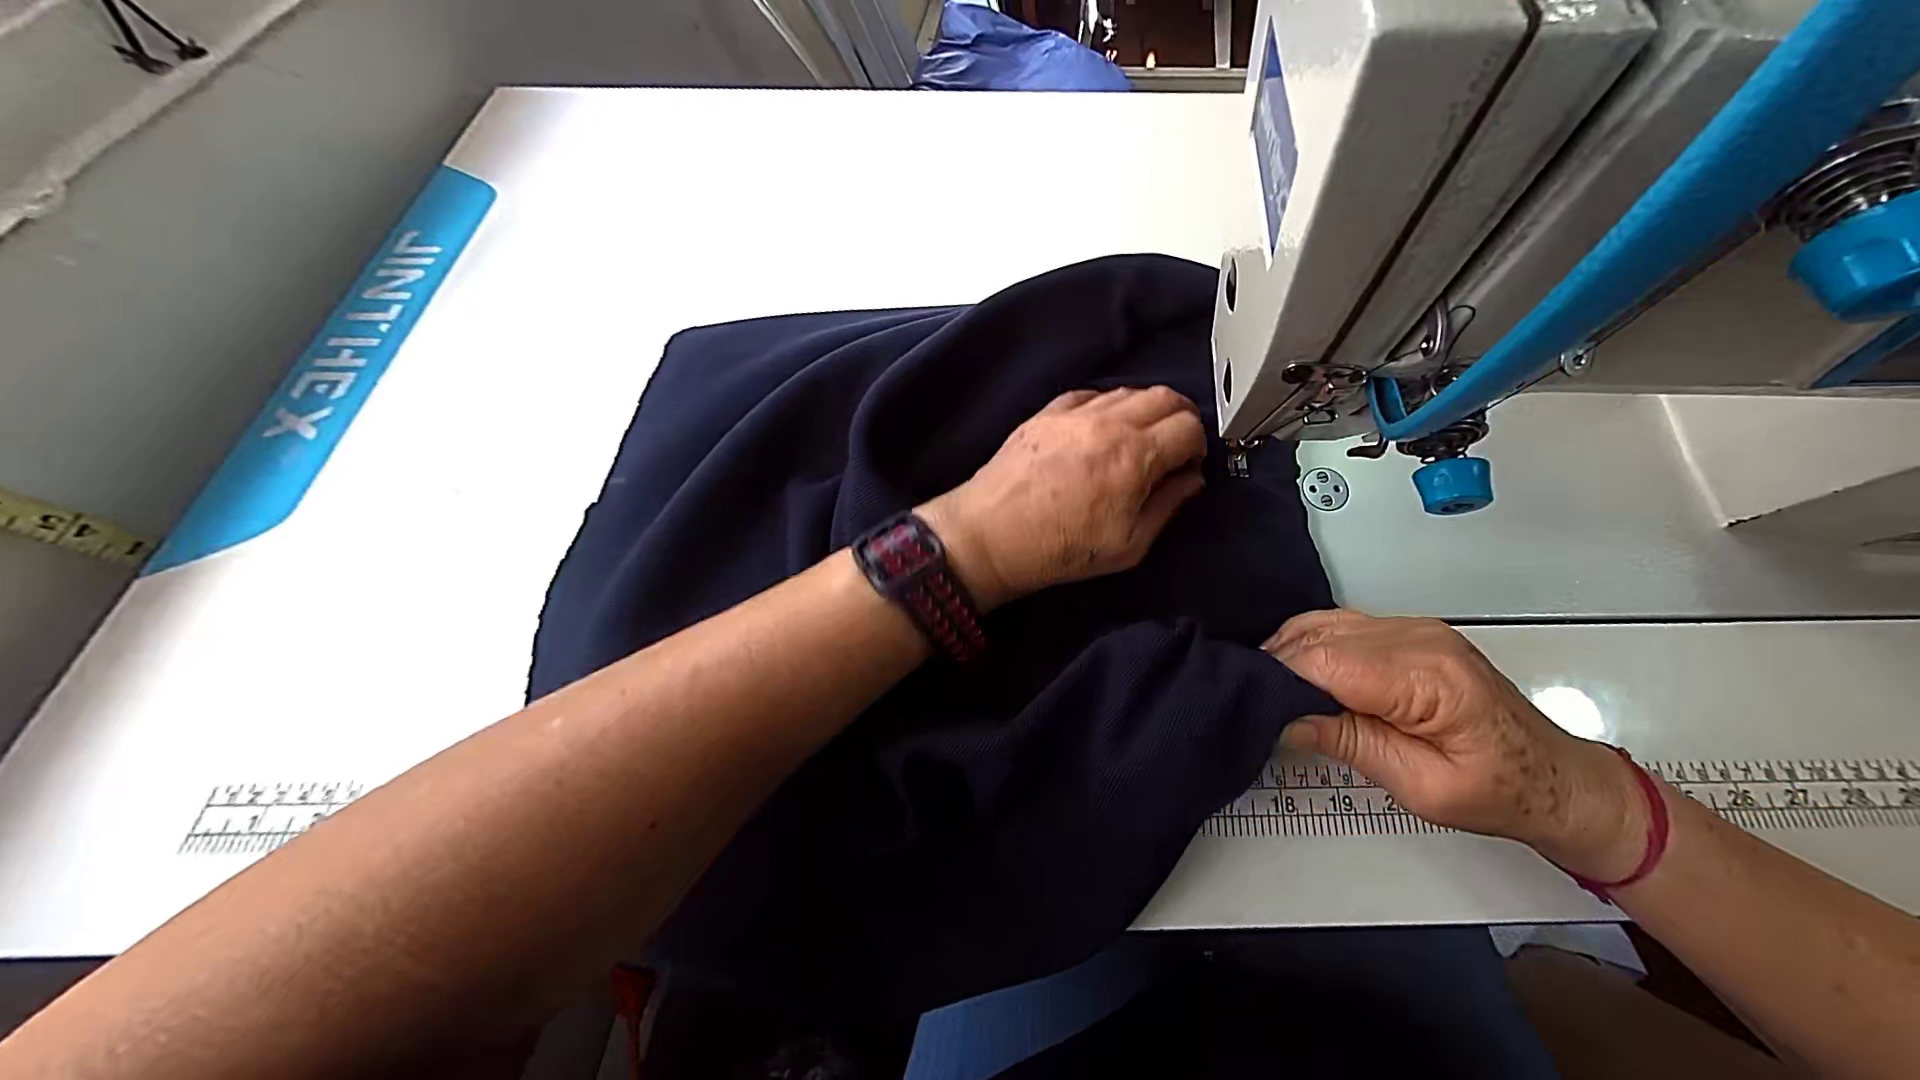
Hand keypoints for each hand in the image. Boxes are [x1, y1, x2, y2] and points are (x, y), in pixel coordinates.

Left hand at [918, 386, 1206, 610]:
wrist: (991, 536)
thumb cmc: (1056, 548)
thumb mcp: (1128, 545)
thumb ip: (1167, 506)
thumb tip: (1189, 481)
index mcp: (1133, 456)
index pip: (1189, 426)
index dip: (1197, 445)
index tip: (1188, 463)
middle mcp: (1106, 424)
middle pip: (1165, 397)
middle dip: (1179, 418)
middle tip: (1173, 445)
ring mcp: (1073, 415)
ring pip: (1127, 391)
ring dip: (1144, 411)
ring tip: (1136, 441)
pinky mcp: (1045, 415)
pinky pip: (1088, 395)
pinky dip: (1105, 407)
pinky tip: (1100, 431)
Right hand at [1263, 610, 1649, 881]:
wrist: (1555, 777)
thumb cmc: (1500, 791)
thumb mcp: (1421, 786)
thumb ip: (1351, 744)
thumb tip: (1286, 722)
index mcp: (1428, 677)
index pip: (1327, 661)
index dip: (1282, 681)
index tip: (1259, 707)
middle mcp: (1418, 638)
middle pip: (1319, 638)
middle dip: (1280, 669)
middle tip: (1257, 705)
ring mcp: (1413, 629)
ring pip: (1323, 625)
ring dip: (1291, 654)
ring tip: (1270, 691)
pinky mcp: (1406, 632)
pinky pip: (1340, 625)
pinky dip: (1310, 644)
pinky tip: (1295, 670)